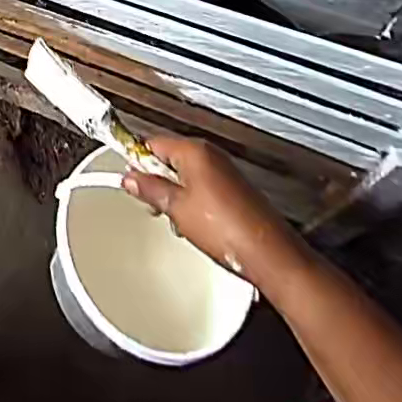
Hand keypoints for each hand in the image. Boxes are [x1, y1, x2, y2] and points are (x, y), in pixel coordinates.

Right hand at [120, 136, 308, 287]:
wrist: (272, 258)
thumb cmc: (229, 230)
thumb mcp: (176, 208)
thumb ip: (149, 188)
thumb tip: (131, 179)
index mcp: (194, 151)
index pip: (151, 143)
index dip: (136, 160)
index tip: (129, 177)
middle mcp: (211, 155)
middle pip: (168, 157)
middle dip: (156, 178)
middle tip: (151, 201)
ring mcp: (225, 172)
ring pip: (184, 174)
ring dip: (174, 192)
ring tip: (175, 216)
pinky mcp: (234, 190)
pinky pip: (201, 186)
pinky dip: (191, 200)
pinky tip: (193, 222)